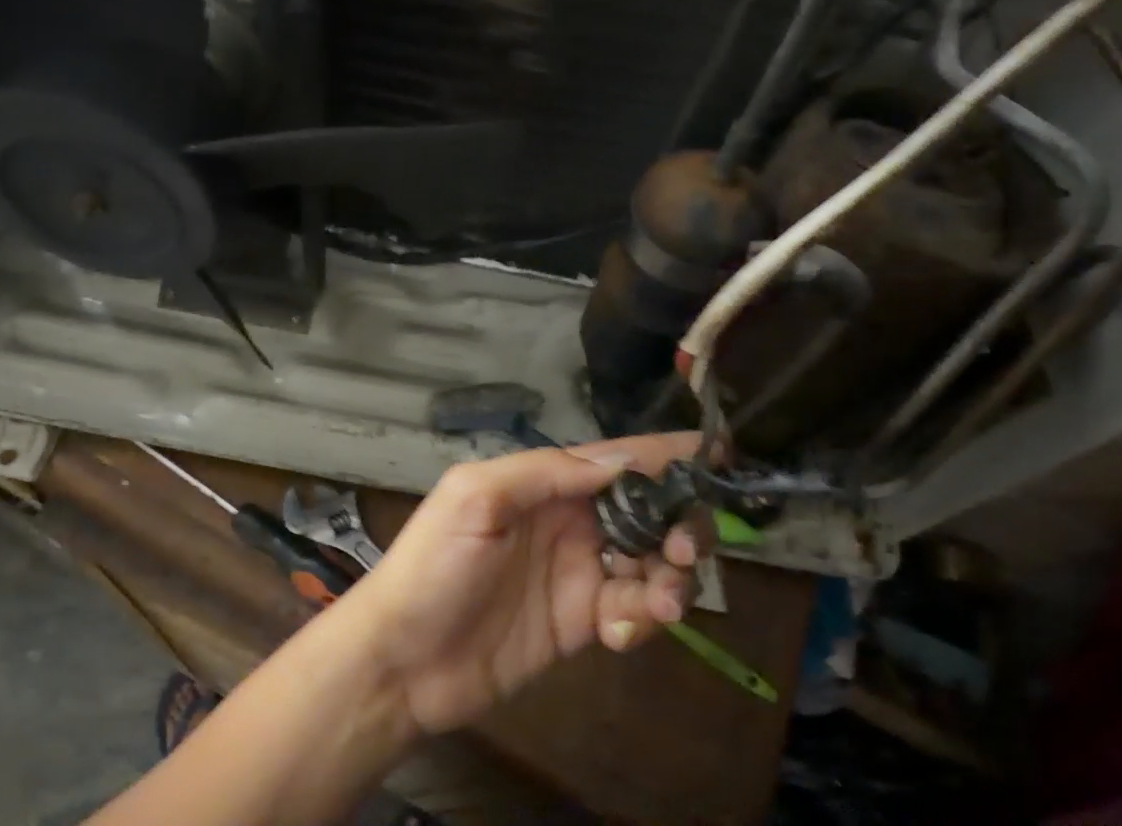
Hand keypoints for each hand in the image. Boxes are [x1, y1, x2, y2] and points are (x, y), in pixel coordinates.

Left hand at [340, 432, 708, 732]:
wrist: (402, 664)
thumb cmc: (431, 567)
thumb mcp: (475, 499)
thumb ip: (547, 472)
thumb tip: (623, 459)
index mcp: (544, 483)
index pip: (618, 461)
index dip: (667, 458)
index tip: (719, 457)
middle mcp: (569, 522)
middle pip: (650, 512)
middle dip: (681, 527)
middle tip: (686, 554)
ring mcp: (579, 574)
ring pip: (652, 563)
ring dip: (670, 580)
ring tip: (655, 605)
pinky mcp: (582, 623)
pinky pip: (633, 612)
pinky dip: (641, 620)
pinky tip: (615, 635)